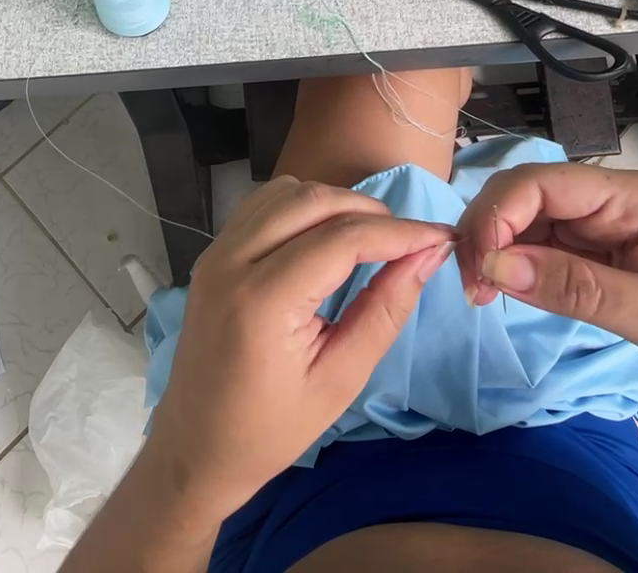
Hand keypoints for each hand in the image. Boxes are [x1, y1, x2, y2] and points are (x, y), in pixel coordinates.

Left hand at [141, 176, 454, 521]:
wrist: (197, 445)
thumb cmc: (272, 428)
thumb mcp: (341, 379)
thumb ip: (385, 310)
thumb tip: (427, 255)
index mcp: (262, 300)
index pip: (341, 238)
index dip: (398, 232)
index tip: (440, 237)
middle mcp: (231, 261)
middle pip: (312, 200)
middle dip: (368, 211)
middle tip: (407, 241)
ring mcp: (215, 252)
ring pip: (285, 192)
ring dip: (333, 203)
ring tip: (368, 238)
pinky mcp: (212, 254)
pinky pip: (262, 206)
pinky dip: (300, 208)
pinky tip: (323, 238)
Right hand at [455, 163, 637, 405]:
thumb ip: (580, 288)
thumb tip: (493, 264)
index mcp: (633, 197)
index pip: (543, 183)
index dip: (498, 213)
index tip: (477, 266)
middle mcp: (607, 203)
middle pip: (523, 195)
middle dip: (486, 230)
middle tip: (472, 287)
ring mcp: (597, 229)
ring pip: (522, 221)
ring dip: (491, 249)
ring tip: (481, 294)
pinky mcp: (591, 256)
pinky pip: (535, 249)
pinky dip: (509, 266)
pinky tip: (500, 290)